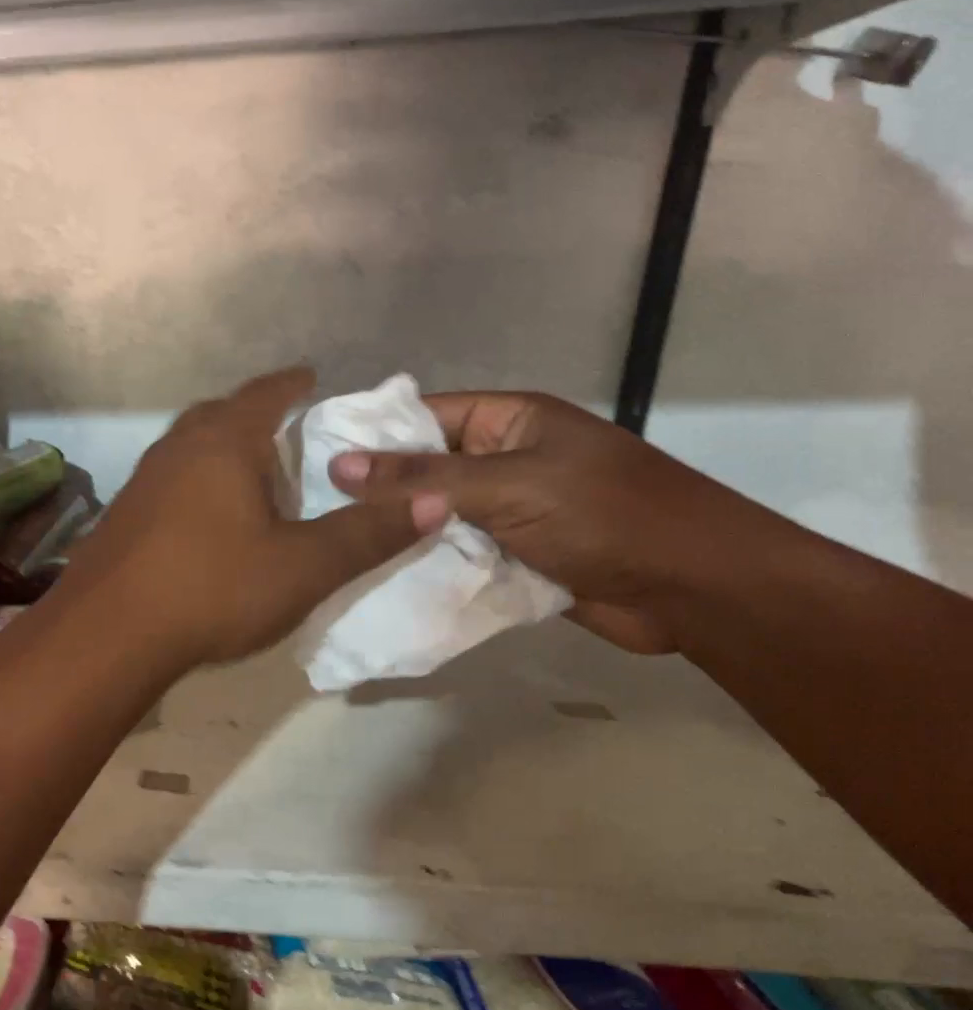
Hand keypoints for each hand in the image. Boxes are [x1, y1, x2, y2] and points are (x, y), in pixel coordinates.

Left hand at [59, 367, 444, 673]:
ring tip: (250, 469)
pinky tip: (205, 514)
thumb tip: (437, 500)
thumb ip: (368, 533)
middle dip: (253, 413)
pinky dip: (195, 478)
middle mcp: (177, 448)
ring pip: (188, 445)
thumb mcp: (304, 566)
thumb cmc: (213, 588)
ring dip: (219, 446)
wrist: (108, 631)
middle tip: (285, 426)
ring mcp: (142, 480)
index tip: (311, 379)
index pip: (264, 394)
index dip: (291, 384)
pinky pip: (168, 478)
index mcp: (223, 443)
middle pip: (219, 413)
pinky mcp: (123, 513)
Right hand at [330, 392, 778, 654]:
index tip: (309, 461)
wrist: (701, 592)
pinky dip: (425, 565)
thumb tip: (339, 466)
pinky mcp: (513, 556)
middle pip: (423, 470)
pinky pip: (455, 554)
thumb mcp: (508, 487)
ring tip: (330, 548)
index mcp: (509, 421)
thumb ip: (421, 480)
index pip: (422, 416)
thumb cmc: (608, 517)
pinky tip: (375, 578)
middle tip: (309, 513)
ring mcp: (508, 511)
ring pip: (435, 517)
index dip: (370, 436)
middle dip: (376, 492)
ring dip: (398, 534)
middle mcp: (503, 459)